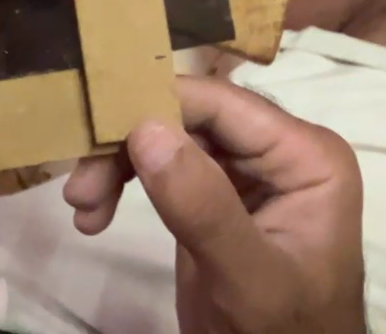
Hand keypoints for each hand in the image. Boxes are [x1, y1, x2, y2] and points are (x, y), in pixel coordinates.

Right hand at [63, 76, 367, 333]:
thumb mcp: (249, 282)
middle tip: (80, 187)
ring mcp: (245, 168)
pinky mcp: (214, 190)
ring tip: (82, 205)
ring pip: (166, 135)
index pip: (218, 103)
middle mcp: (276, 147)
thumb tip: (146, 129)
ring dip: (118, 164)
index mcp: (305, 153)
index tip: (95, 132)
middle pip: (187, 116)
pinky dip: (124, 181)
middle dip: (128, 144)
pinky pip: (162, 164)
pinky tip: (96, 212)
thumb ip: (204, 208)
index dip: (154, 105)